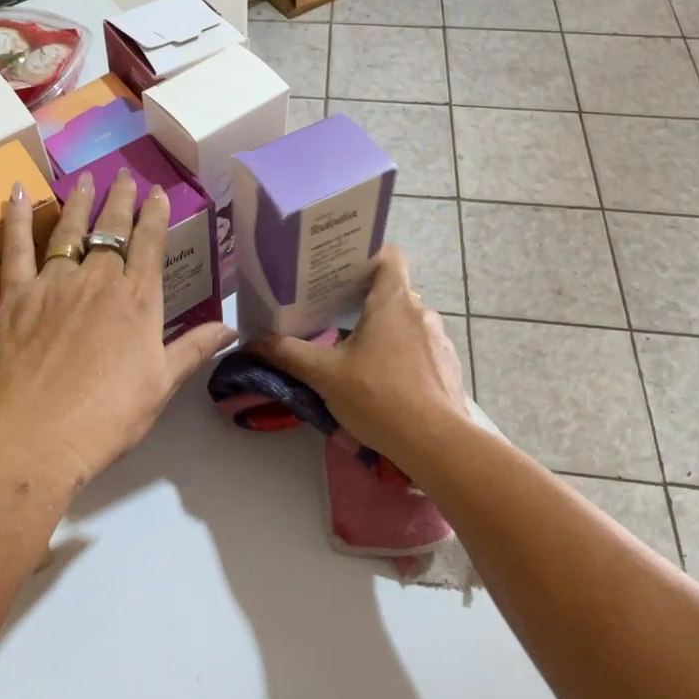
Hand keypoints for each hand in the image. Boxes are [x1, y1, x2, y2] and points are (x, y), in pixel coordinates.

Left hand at [0, 169, 235, 488]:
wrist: (40, 434)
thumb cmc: (109, 415)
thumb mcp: (162, 384)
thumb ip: (193, 349)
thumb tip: (229, 328)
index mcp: (137, 298)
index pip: (151, 244)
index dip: (156, 215)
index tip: (159, 192)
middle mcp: (98, 279)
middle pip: (112, 229)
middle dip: (121, 199)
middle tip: (125, 175)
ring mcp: (54, 283)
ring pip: (70, 230)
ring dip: (80, 202)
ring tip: (86, 177)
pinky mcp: (17, 296)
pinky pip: (16, 248)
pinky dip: (17, 218)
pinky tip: (17, 193)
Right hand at [251, 247, 471, 467]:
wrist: (436, 443)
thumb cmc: (378, 397)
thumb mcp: (324, 375)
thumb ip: (287, 354)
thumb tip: (251, 342)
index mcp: (392, 301)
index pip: (389, 255)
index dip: (367, 255)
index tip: (341, 269)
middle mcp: (421, 311)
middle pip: (392, 291)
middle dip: (365, 299)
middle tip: (333, 312)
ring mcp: (439, 339)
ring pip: (406, 322)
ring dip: (384, 330)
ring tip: (356, 350)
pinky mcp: (448, 365)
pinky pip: (421, 347)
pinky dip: (402, 355)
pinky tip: (384, 379)